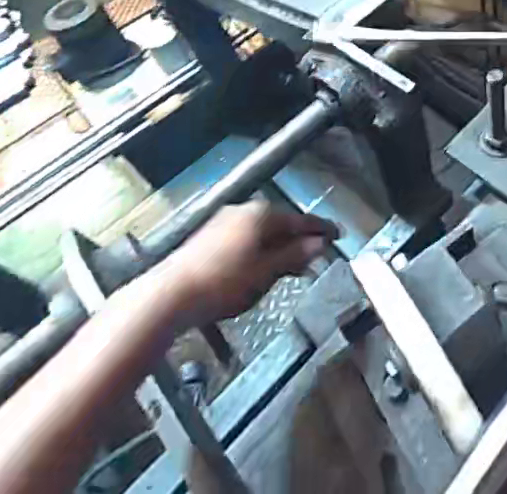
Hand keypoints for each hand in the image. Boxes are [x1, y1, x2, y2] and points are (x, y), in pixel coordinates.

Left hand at [158, 202, 338, 322]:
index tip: (339, 235)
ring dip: (278, 248)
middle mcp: (244, 210)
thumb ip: (295, 256)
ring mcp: (223, 222)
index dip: (321, 229)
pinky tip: (259, 270)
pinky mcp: (208, 238)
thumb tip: (319, 244)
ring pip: (261, 233)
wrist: (168, 296)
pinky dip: (258, 251)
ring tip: (289, 269)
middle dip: (298, 241)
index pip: (301, 219)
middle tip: (315, 258)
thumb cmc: (223, 283)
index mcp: (262, 214)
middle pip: (280, 224)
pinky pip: (244, 239)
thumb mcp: (266, 272)